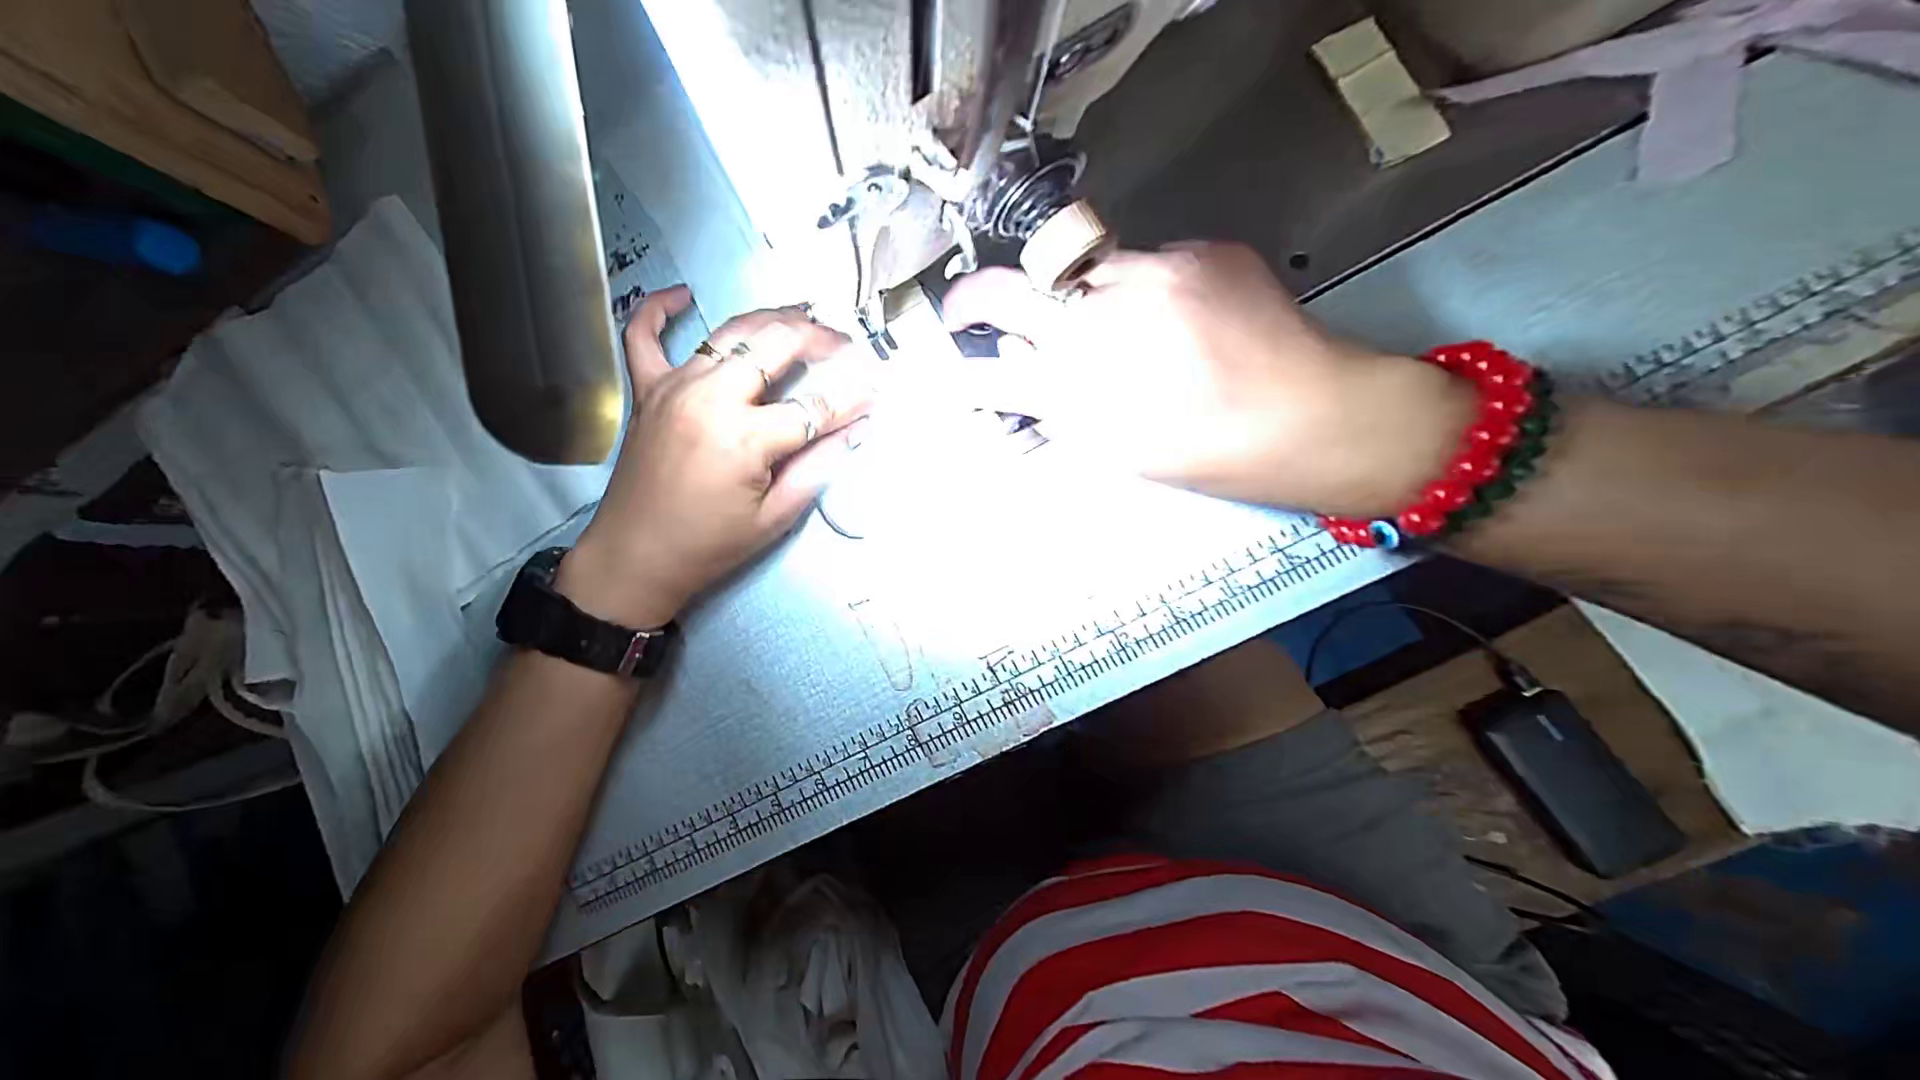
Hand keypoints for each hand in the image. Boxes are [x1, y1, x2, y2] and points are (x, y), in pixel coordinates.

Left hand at [557, 287, 871, 627]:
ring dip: (772, 319)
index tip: (877, 387)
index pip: (815, 405)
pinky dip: (659, 310)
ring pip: (730, 331)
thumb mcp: (775, 517)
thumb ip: (819, 467)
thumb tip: (855, 429)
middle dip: (820, 339)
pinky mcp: (647, 389)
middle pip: (777, 345)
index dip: (852, 396)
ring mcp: (674, 386)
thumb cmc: (710, 546)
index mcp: (745, 437)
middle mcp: (710, 398)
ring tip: (804, 318)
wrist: (635, 558)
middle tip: (846, 346)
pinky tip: (683, 296)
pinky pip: (644, 336)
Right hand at [940, 242, 1472, 515]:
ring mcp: (1147, 277)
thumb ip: (1060, 413)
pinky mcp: (1194, 250)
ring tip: (1117, 321)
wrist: (1308, 415)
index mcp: (1080, 393)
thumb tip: (1023, 384)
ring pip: (1075, 270)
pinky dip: (1145, 287)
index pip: (988, 371)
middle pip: (1006, 291)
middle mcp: (1099, 327)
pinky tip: (1181, 316)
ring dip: (1074, 295)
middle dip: (973, 299)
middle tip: (968, 307)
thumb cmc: (1210, 452)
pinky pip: (1144, 260)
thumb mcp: (1119, 450)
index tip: (945, 353)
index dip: (956, 364)